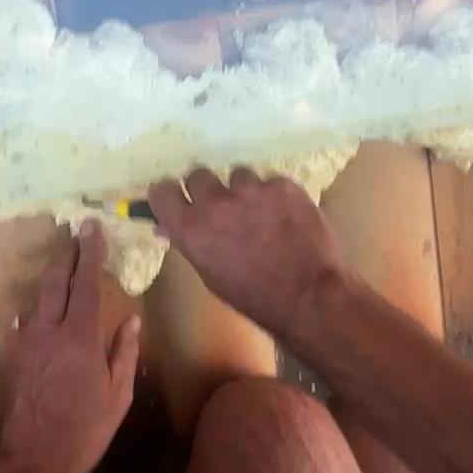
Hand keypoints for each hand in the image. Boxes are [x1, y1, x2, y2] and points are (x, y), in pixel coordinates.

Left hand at [0, 222, 140, 472]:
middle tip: (77, 236)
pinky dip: (45, 304)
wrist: (35, 462)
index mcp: (79, 337)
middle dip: (66, 256)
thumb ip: (123, 351)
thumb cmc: (86, 430)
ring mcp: (27, 343)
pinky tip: (53, 308)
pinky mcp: (16, 356)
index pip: (85, 283)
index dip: (90, 253)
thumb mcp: (118, 394)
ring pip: (39, 297)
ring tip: (67, 267)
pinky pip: (32, 319)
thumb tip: (130, 319)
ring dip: (54, 278)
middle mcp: (48, 331)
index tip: (92, 229)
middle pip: (54, 280)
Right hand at [147, 169, 352, 341]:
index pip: (162, 191)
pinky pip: (270, 182)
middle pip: (198, 175)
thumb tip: (167, 226)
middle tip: (224, 208)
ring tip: (263, 216)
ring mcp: (250, 189)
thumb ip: (190, 242)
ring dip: (245, 192)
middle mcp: (215, 202)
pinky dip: (276, 197)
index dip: (169, 194)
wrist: (310, 297)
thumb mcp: (211, 275)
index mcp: (191, 229)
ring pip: (238, 176)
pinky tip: (288, 218)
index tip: (178, 199)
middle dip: (208, 189)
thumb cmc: (254, 296)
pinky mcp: (281, 184)